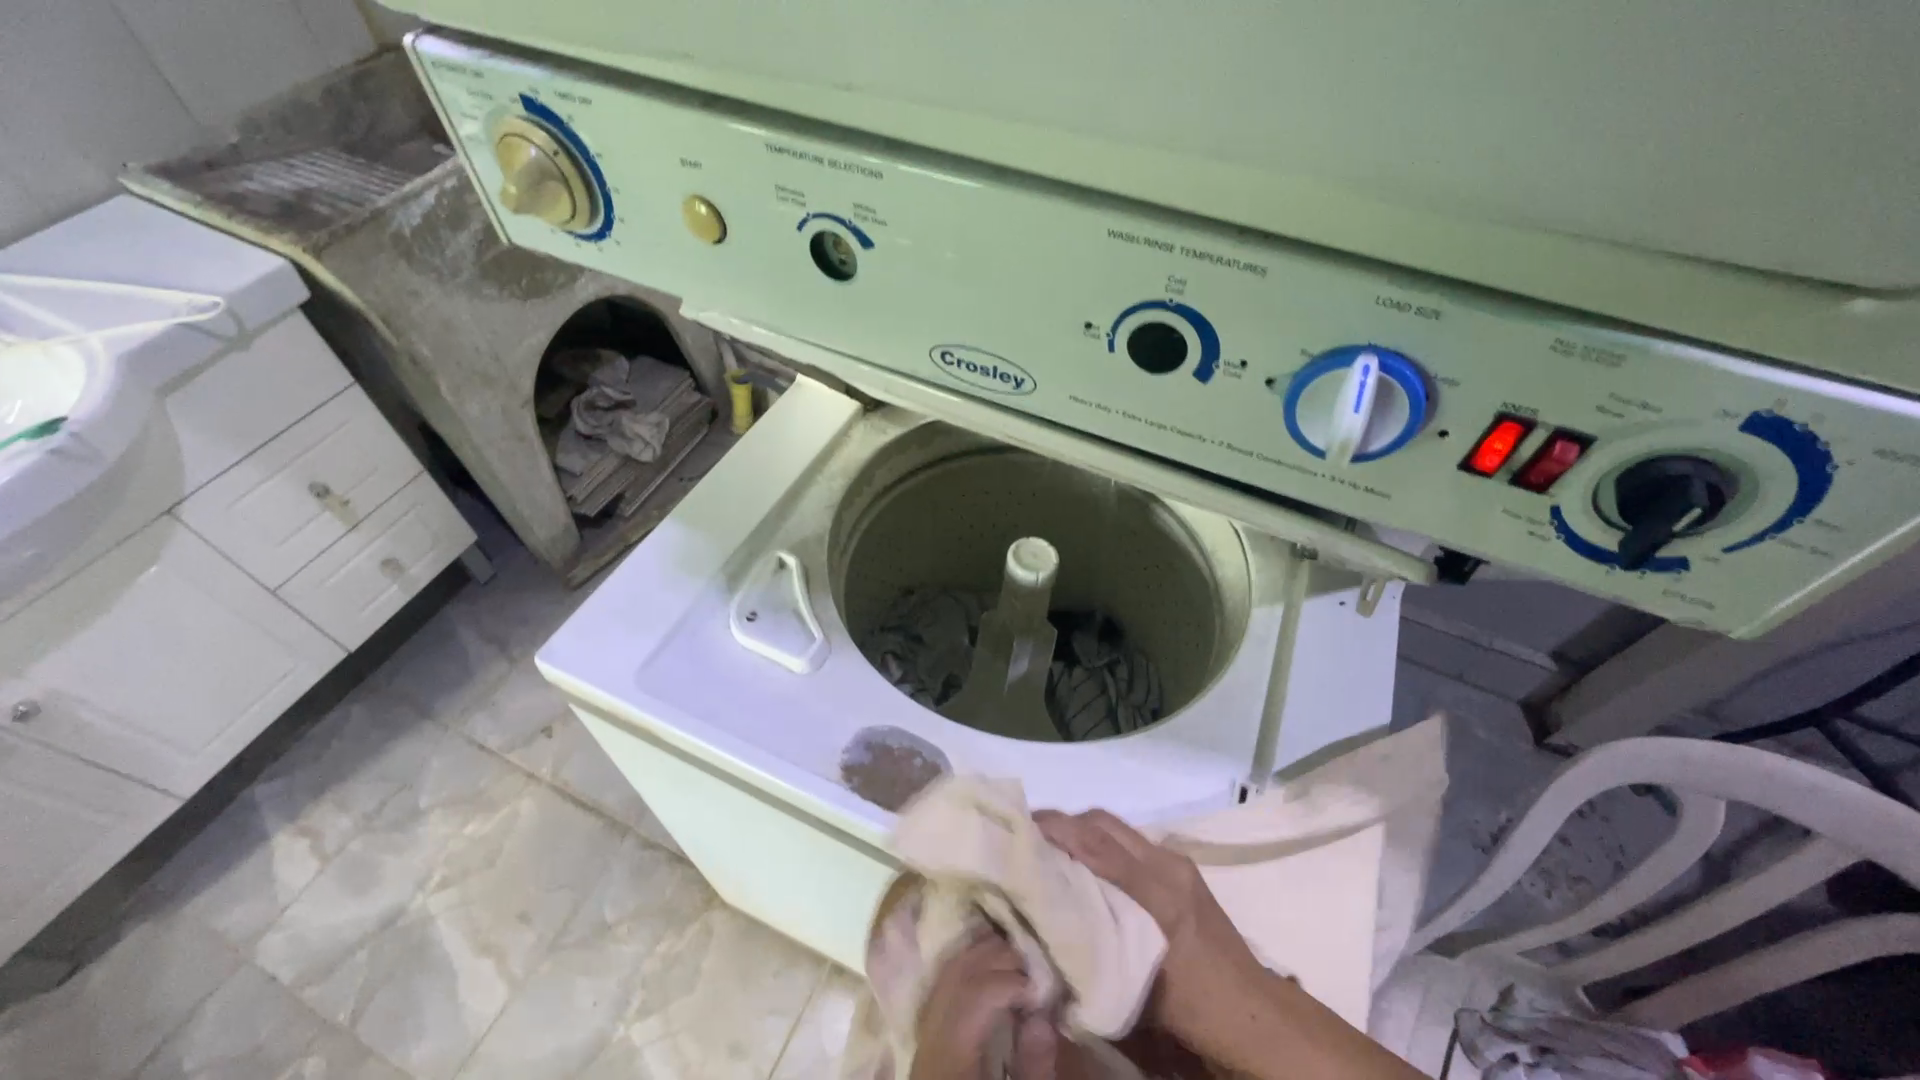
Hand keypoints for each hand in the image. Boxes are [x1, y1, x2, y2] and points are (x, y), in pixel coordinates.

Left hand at [910, 933, 1061, 1079]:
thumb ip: (1034, 1067)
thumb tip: (1041, 1016)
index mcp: (951, 1058)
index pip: (973, 996)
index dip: (1008, 981)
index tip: (1041, 987)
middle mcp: (930, 1042)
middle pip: (955, 979)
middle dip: (995, 959)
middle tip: (1034, 962)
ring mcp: (922, 1041)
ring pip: (944, 979)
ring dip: (978, 959)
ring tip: (1016, 957)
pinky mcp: (925, 1045)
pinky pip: (941, 992)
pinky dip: (965, 973)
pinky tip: (989, 970)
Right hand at [1034, 809, 1282, 1062]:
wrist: (1252, 1010)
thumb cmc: (1189, 1005)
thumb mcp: (1131, 986)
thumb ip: (1090, 947)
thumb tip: (1041, 927)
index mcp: (1155, 892)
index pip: (1096, 843)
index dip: (1056, 829)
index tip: (1019, 827)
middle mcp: (1166, 865)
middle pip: (1103, 823)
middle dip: (1063, 824)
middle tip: (1028, 841)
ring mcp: (1177, 863)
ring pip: (1117, 828)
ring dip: (1083, 832)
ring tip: (1052, 852)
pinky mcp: (1182, 868)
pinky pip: (1132, 843)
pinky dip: (1103, 845)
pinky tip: (1088, 868)